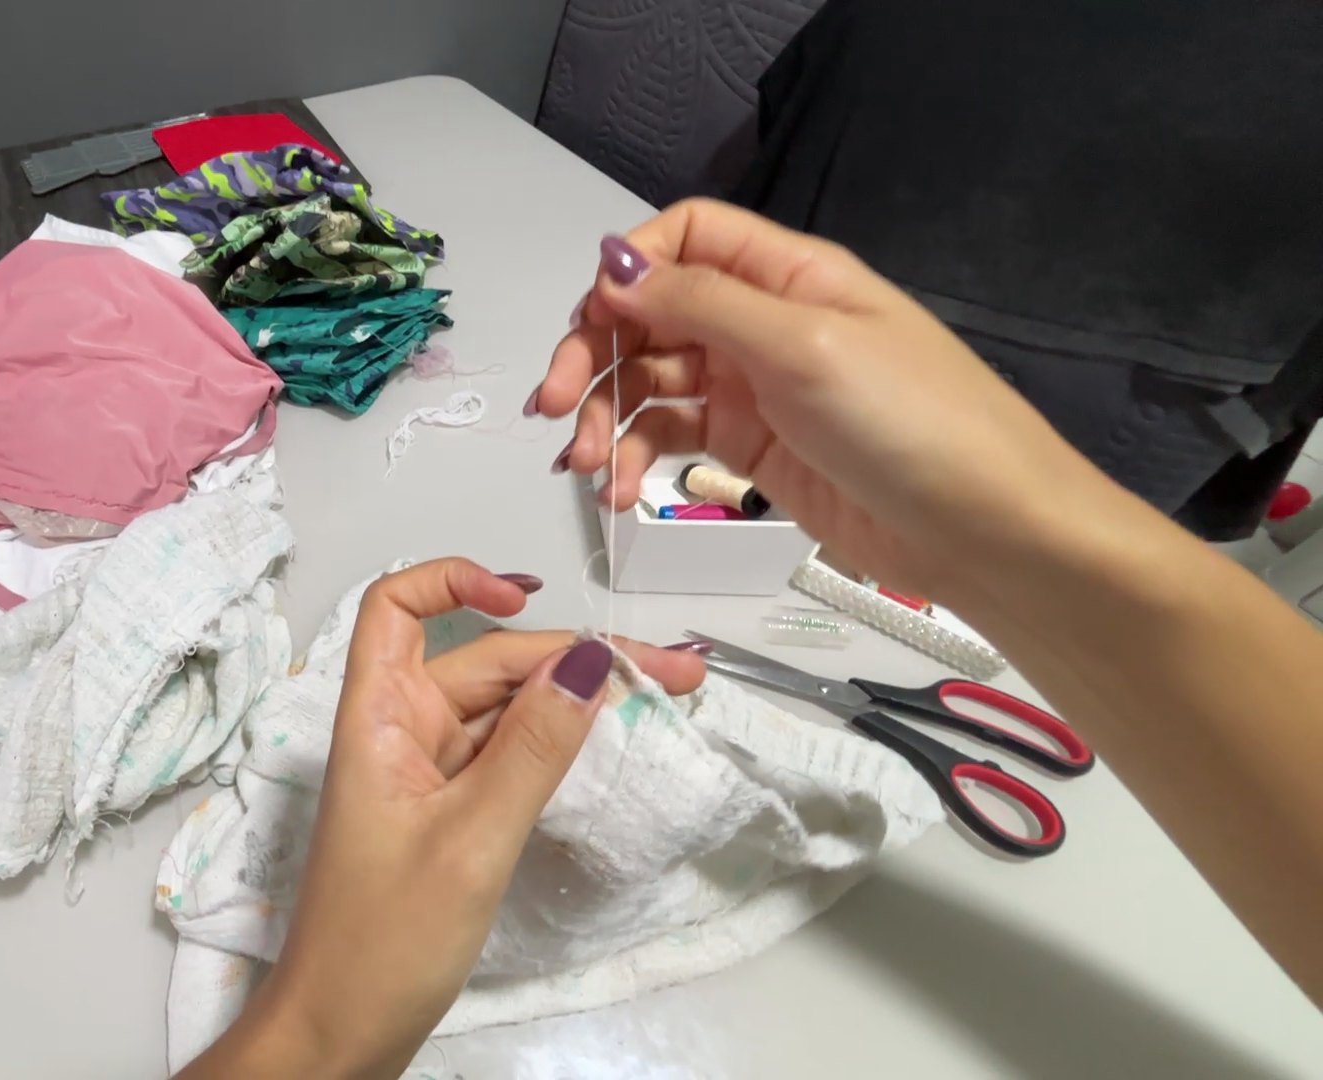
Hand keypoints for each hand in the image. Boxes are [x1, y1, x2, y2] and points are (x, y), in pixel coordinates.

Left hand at [177, 559, 705, 1078]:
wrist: (343, 1030)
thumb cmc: (388, 937)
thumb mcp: (472, 838)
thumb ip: (533, 748)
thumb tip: (589, 661)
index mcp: (379, 712)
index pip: (395, 607)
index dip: (452, 581)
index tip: (524, 597)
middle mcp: (402, 722)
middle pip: (483, 660)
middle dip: (569, 656)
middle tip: (671, 669)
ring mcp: (429, 763)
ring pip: (503, 705)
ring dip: (574, 696)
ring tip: (663, 691)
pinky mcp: (450, 800)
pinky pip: (505, 749)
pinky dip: (554, 739)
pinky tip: (608, 734)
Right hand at [537, 198, 1117, 595]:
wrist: (974, 530)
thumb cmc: (905, 421)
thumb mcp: (802, 347)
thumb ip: (702, 303)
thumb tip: (612, 265)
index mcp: (781, 276)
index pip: (684, 239)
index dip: (629, 268)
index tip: (592, 318)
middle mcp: (752, 322)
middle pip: (646, 317)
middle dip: (591, 358)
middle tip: (549, 407)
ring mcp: (740, 386)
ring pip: (643, 382)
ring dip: (602, 419)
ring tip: (585, 467)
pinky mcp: (735, 442)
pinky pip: (662, 435)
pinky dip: (630, 458)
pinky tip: (614, 490)